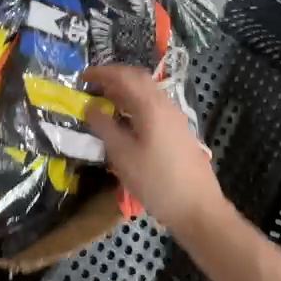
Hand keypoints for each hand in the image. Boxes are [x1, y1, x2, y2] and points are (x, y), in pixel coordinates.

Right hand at [84, 64, 229, 235]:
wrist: (198, 208)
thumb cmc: (157, 181)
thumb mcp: (123, 156)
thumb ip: (104, 127)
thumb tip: (89, 106)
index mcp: (151, 105)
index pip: (124, 76)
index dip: (101, 72)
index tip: (82, 77)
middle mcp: (165, 104)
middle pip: (138, 79)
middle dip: (114, 78)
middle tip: (93, 86)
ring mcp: (175, 117)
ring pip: (147, 93)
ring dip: (125, 92)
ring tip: (105, 103)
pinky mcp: (178, 131)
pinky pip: (153, 106)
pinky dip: (135, 105)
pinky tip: (126, 122)